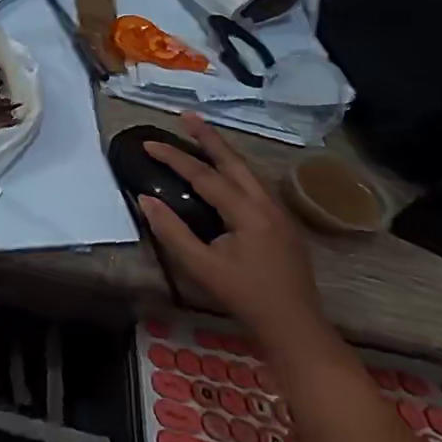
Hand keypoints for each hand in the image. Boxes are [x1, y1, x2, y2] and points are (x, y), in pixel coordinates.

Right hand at [135, 113, 324, 349]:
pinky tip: (227, 172)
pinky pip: (255, 184)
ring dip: (224, 151)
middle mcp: (267, 204)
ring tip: (203, 135)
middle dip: (209, 137)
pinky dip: (235, 168)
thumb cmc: (245, 296)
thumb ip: (171, 231)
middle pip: (234, 161)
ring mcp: (279, 213)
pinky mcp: (282, 224)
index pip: (204, 175)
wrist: (295, 326)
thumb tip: (145, 199)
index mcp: (247, 212)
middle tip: (187, 116)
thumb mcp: (201, 266)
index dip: (174, 158)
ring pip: (248, 171)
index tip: (148, 145)